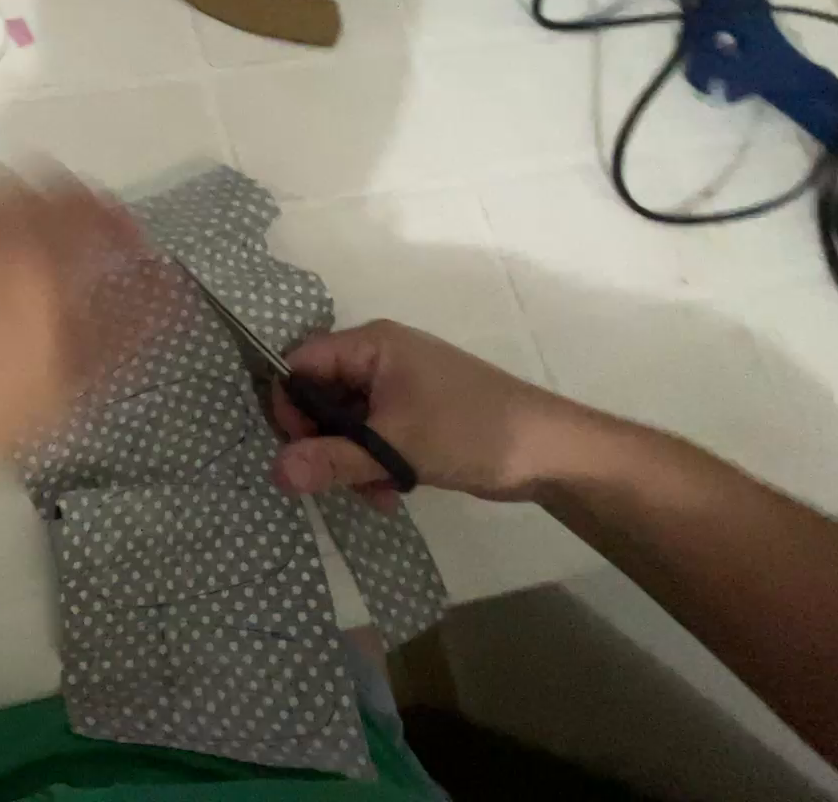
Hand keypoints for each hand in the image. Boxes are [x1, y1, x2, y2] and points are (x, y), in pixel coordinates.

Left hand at [0, 169, 164, 479]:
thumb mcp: (74, 377)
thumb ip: (131, 323)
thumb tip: (170, 285)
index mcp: (40, 262)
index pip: (98, 216)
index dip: (125, 228)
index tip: (135, 250)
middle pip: (58, 188)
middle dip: (90, 208)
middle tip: (101, 241)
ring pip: (12, 180)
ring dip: (45, 195)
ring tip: (56, 232)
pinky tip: (2, 229)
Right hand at [269, 320, 609, 507]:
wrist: (561, 454)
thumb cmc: (473, 433)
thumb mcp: (396, 449)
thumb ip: (332, 460)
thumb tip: (275, 473)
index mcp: (371, 344)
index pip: (299, 363)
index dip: (289, 404)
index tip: (298, 447)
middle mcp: (379, 356)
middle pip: (319, 394)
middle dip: (323, 441)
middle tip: (335, 478)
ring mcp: (398, 384)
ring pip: (345, 419)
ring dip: (349, 458)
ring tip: (373, 493)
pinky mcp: (414, 410)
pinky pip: (371, 430)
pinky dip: (371, 460)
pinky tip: (389, 491)